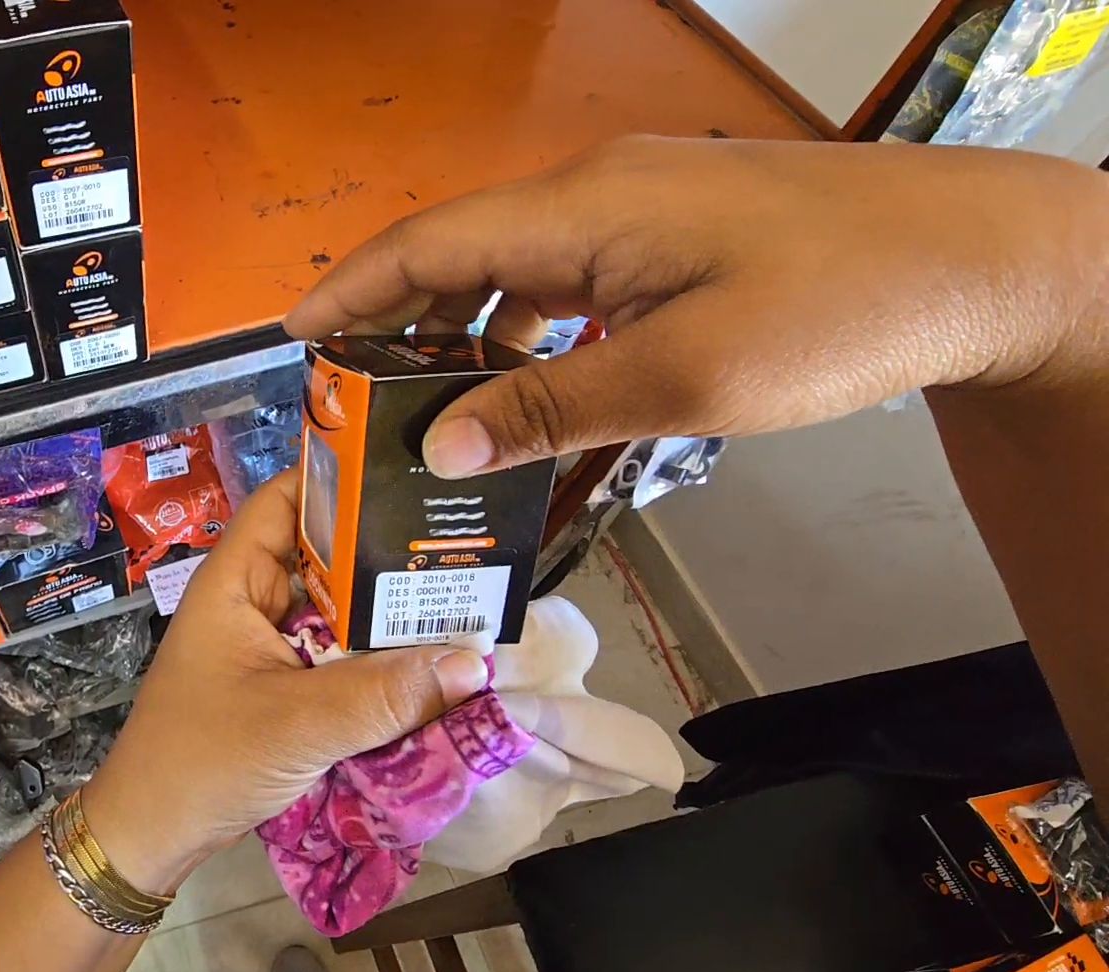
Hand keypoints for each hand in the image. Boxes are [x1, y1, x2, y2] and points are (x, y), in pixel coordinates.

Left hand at [79, 474, 489, 892]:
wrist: (153, 831)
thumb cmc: (204, 759)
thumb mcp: (297, 723)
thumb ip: (383, 695)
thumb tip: (473, 663)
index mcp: (234, 581)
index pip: (285, 501)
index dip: (338, 481)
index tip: (408, 475)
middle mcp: (251, 601)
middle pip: (321, 555)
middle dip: (382, 552)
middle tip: (461, 542)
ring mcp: (265, 644)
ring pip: (334, 610)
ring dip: (384, 612)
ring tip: (464, 596)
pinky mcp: (279, 684)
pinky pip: (334, 655)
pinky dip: (373, 657)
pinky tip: (428, 662)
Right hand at [284, 136, 1108, 477]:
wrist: (997, 260)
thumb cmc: (842, 311)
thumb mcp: (679, 378)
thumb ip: (545, 409)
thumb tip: (435, 450)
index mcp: (578, 213)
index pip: (426, 245)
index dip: (351, 291)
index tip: (297, 336)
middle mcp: (586, 197)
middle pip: (451, 252)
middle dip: (387, 317)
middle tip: (344, 386)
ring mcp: (623, 211)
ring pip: (498, 268)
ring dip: (447, 330)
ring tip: (410, 397)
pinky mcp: (654, 236)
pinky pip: (547, 280)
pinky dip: (506, 330)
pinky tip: (505, 380)